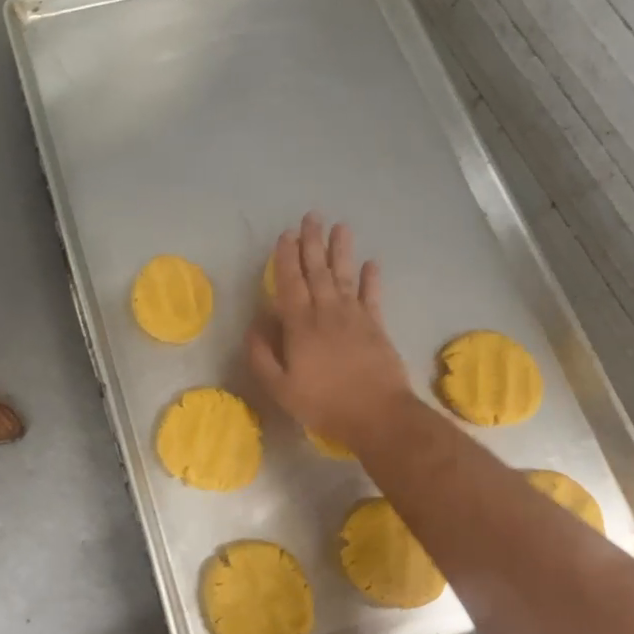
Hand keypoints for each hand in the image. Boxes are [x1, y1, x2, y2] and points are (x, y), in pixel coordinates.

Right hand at [246, 215, 415, 448]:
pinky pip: (373, 297)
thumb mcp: (280, 388)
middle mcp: (327, 312)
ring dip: (341, 251)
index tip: (285, 235)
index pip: (290, 283)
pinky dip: (372, 279)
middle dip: (312, 243)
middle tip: (311, 216)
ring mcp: (355, 317)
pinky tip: (371, 263)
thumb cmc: (324, 404)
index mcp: (300, 325)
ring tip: (340, 226)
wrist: (379, 416)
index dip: (286, 258)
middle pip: (318, 271)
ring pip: (344, 276)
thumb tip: (255, 324)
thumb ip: (262, 355)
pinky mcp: (377, 327)